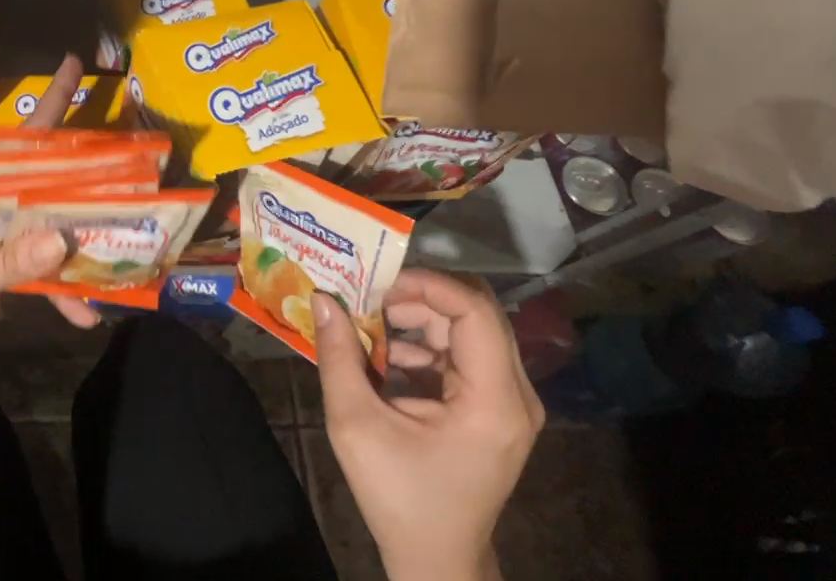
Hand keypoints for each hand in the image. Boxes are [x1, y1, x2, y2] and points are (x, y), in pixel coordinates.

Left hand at [17, 53, 102, 329]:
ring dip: (86, 238)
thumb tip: (61, 238)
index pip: (14, 142)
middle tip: (134, 153)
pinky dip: (68, 288)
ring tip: (127, 247)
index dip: (45, 104)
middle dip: (88, 170)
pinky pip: (51, 265)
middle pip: (48, 176)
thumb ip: (8, 262)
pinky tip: (86, 313)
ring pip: (57, 220)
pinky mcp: (18, 260)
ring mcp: (9, 231)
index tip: (73, 66)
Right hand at [312, 269, 543, 580]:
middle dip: (418, 296)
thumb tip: (322, 299)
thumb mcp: (356, 424)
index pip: (475, 313)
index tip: (378, 281)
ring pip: (466, 330)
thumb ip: (338, 357)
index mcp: (493, 401)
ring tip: (365, 322)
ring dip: (415, 319)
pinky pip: (459, 353)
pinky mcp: (490, 406)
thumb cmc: (399, 496)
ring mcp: (506, 401)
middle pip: (475, 314)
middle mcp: (513, 394)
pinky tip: (379, 356)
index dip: (429, 285)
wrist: (435, 556)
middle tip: (367, 295)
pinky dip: (419, 344)